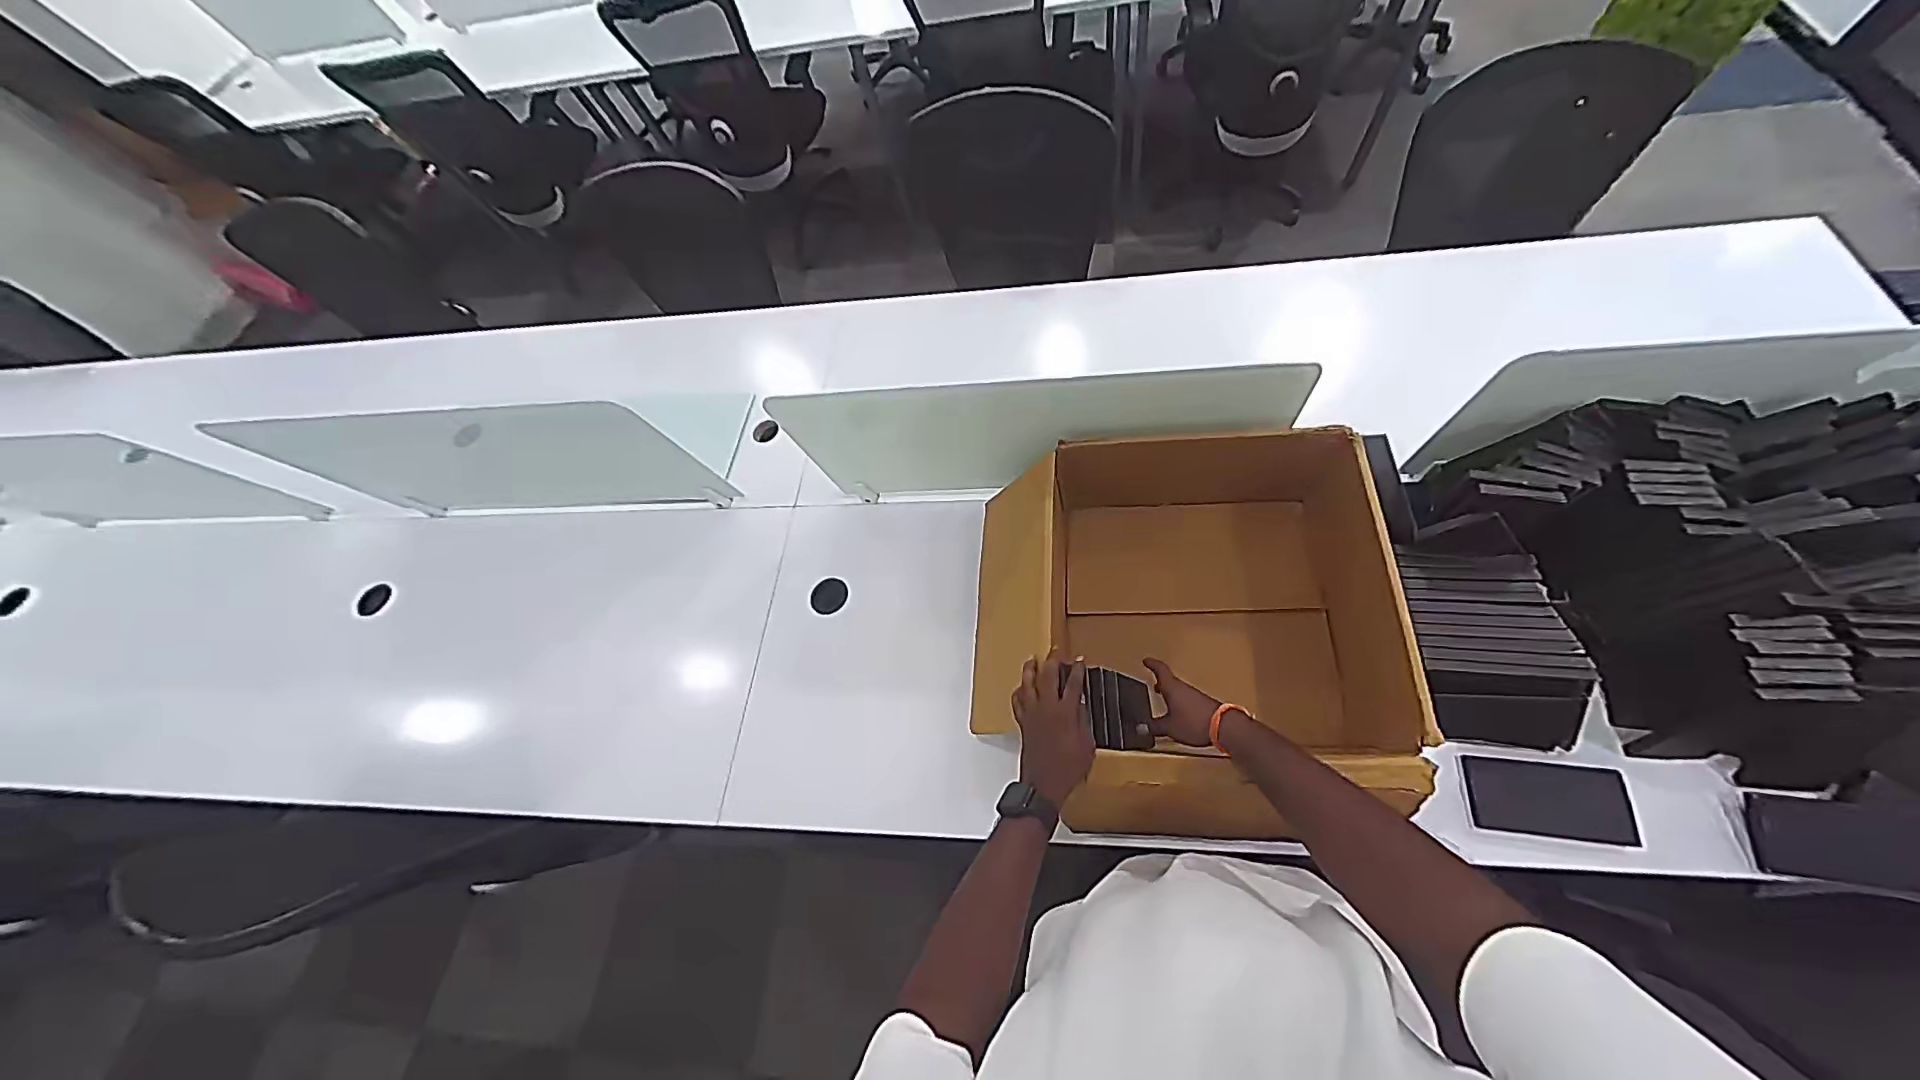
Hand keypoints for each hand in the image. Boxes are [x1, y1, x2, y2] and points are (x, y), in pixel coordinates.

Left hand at [1012, 649, 1093, 804]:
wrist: (1044, 785)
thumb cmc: (1068, 769)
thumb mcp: (1087, 745)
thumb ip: (1083, 722)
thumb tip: (1080, 706)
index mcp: (1066, 713)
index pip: (1073, 684)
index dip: (1077, 671)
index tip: (1080, 660)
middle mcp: (1047, 710)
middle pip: (1047, 677)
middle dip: (1052, 661)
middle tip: (1055, 652)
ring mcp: (1032, 715)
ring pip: (1028, 685)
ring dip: (1031, 670)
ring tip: (1033, 660)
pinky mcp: (1023, 724)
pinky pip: (1018, 702)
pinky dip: (1019, 692)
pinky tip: (1021, 688)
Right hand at [1143, 658, 1223, 746]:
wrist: (1223, 726)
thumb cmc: (1194, 722)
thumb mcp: (1169, 727)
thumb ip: (1155, 727)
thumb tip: (1142, 728)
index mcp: (1172, 688)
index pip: (1160, 670)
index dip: (1152, 664)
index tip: (1146, 660)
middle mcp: (1183, 688)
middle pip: (1170, 680)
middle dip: (1161, 682)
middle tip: (1155, 683)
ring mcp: (1195, 696)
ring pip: (1180, 690)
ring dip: (1171, 693)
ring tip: (1165, 699)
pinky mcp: (1204, 704)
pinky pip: (1188, 699)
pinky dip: (1181, 702)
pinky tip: (1179, 713)